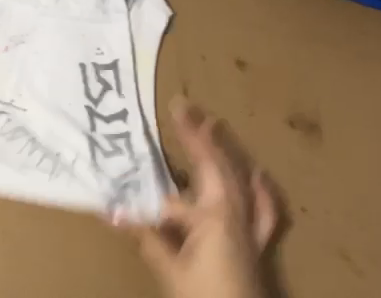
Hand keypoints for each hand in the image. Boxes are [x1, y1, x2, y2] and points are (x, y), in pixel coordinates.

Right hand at [129, 98, 279, 297]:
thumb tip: (113, 211)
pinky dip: (260, 188)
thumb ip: (147, 239)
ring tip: (216, 127)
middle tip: (187, 108)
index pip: (189, 175)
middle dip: (204, 135)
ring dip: (229, 152)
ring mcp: (255, 228)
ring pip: (245, 178)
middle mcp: (239, 212)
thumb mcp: (172, 273)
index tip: (174, 107)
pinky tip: (258, 177)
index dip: (182, 141)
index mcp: (215, 213)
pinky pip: (267, 206)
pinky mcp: (263, 246)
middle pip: (221, 164)